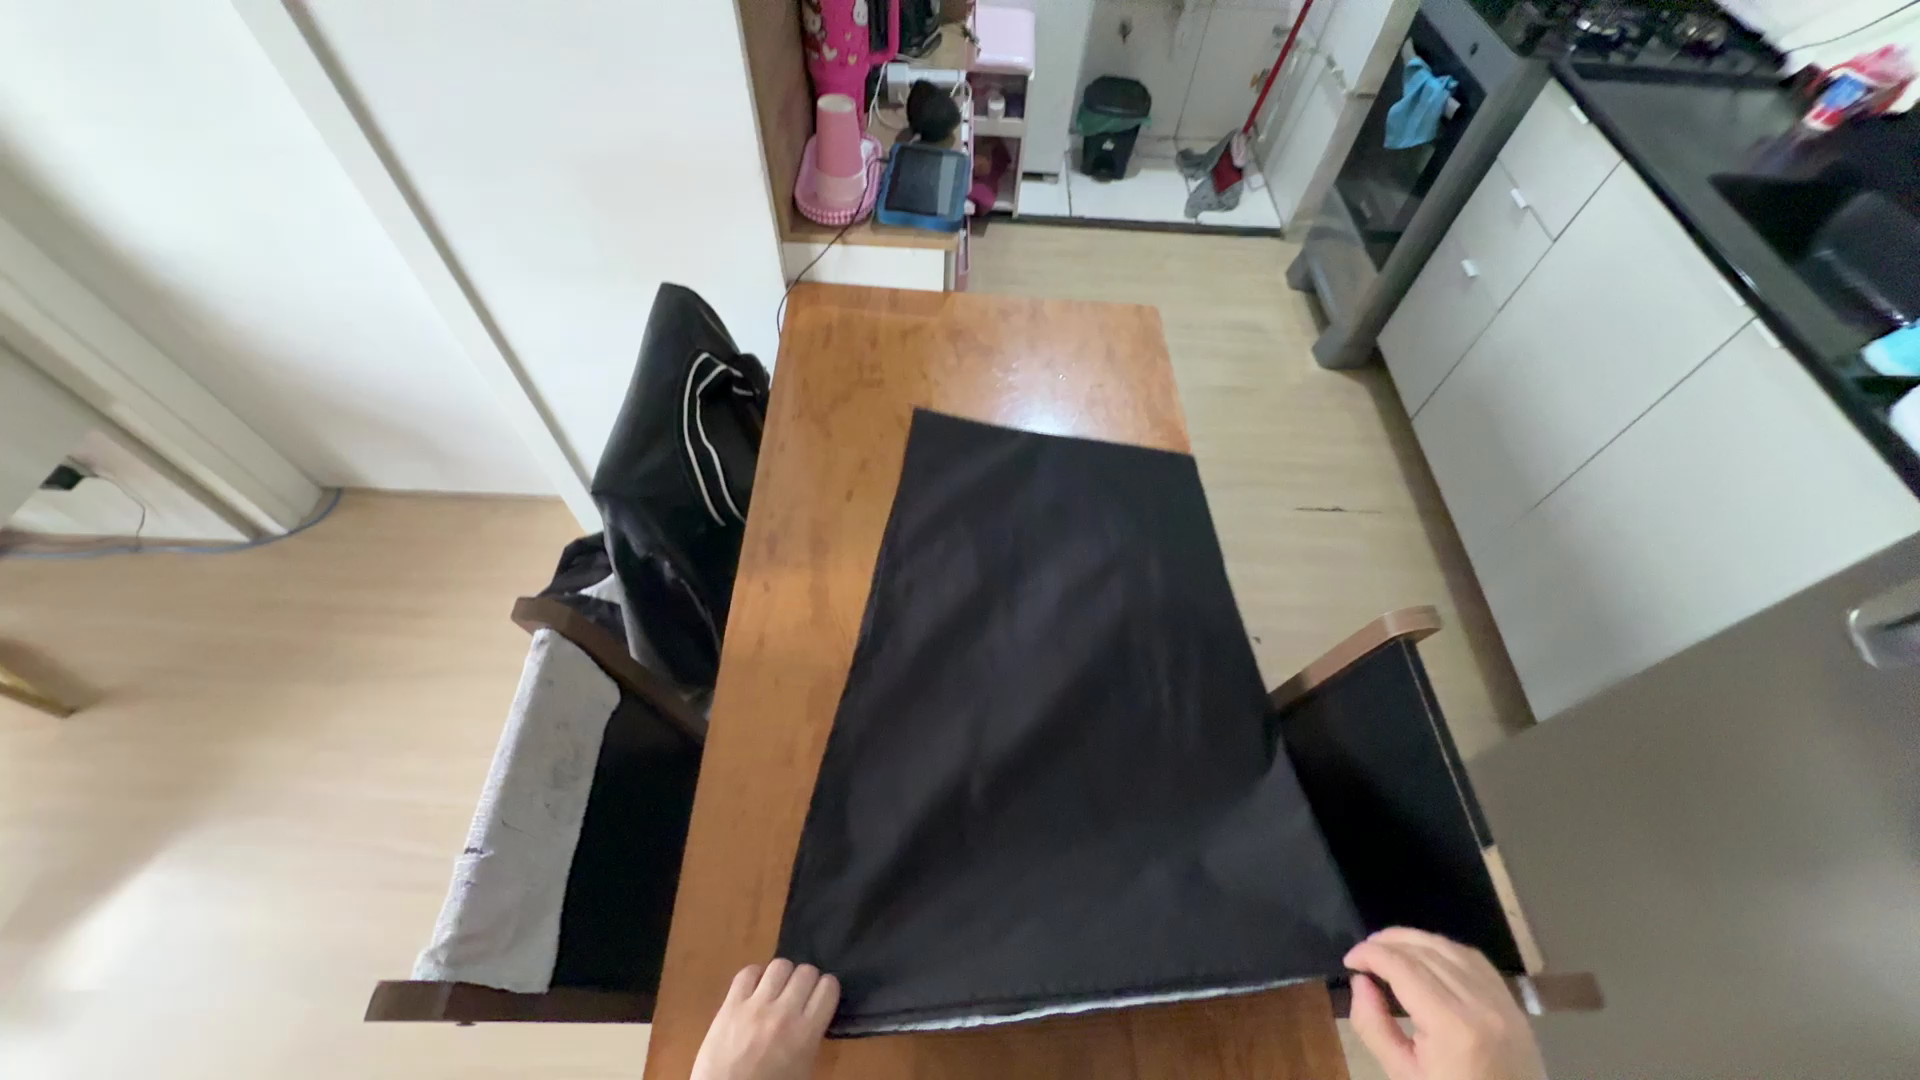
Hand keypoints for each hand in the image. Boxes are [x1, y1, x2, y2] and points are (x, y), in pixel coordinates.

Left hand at [690, 959, 839, 1079]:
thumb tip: (814, 1011)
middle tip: (797, 995)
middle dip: (805, 980)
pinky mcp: (730, 1006)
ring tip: (776, 990)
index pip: (828, 987)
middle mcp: (784, 1013)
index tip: (819, 997)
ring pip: (780, 965)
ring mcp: (756, 1007)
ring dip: (781, 976)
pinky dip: (754, 976)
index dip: (826, 989)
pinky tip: (754, 990)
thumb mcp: (802, 1070)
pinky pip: (747, 972)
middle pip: (806, 971)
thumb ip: (812, 1035)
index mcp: (806, 1034)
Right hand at [1343, 928, 1546, 1079]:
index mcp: (1453, 1027)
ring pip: (1448, 947)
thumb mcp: (1402, 1076)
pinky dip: (1443, 949)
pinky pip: (1473, 960)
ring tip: (1388, 950)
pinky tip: (1426, 957)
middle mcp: (1480, 1005)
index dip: (1369, 954)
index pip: (1402, 966)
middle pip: (1424, 951)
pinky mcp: (1513, 1006)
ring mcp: (1503, 1003)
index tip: (1349, 961)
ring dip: (1412, 941)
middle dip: (1386, 944)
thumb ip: (1372, 1025)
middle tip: (1363, 956)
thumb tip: (1360, 981)